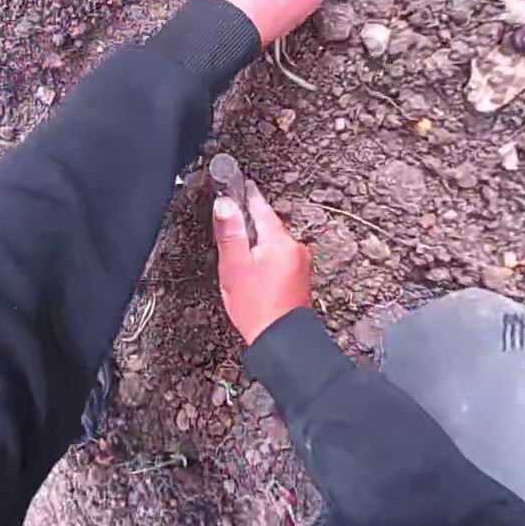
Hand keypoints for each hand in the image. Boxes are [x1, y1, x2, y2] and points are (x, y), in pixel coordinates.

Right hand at [212, 181, 312, 345]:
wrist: (282, 341)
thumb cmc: (258, 308)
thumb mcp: (235, 266)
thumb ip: (230, 233)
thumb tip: (225, 203)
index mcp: (280, 240)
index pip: (261, 207)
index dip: (246, 196)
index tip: (237, 184)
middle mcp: (294, 247)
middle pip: (268, 225)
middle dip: (250, 226)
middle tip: (230, 230)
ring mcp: (299, 262)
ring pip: (273, 242)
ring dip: (258, 245)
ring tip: (240, 261)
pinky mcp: (299, 276)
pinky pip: (279, 257)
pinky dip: (266, 258)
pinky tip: (254, 273)